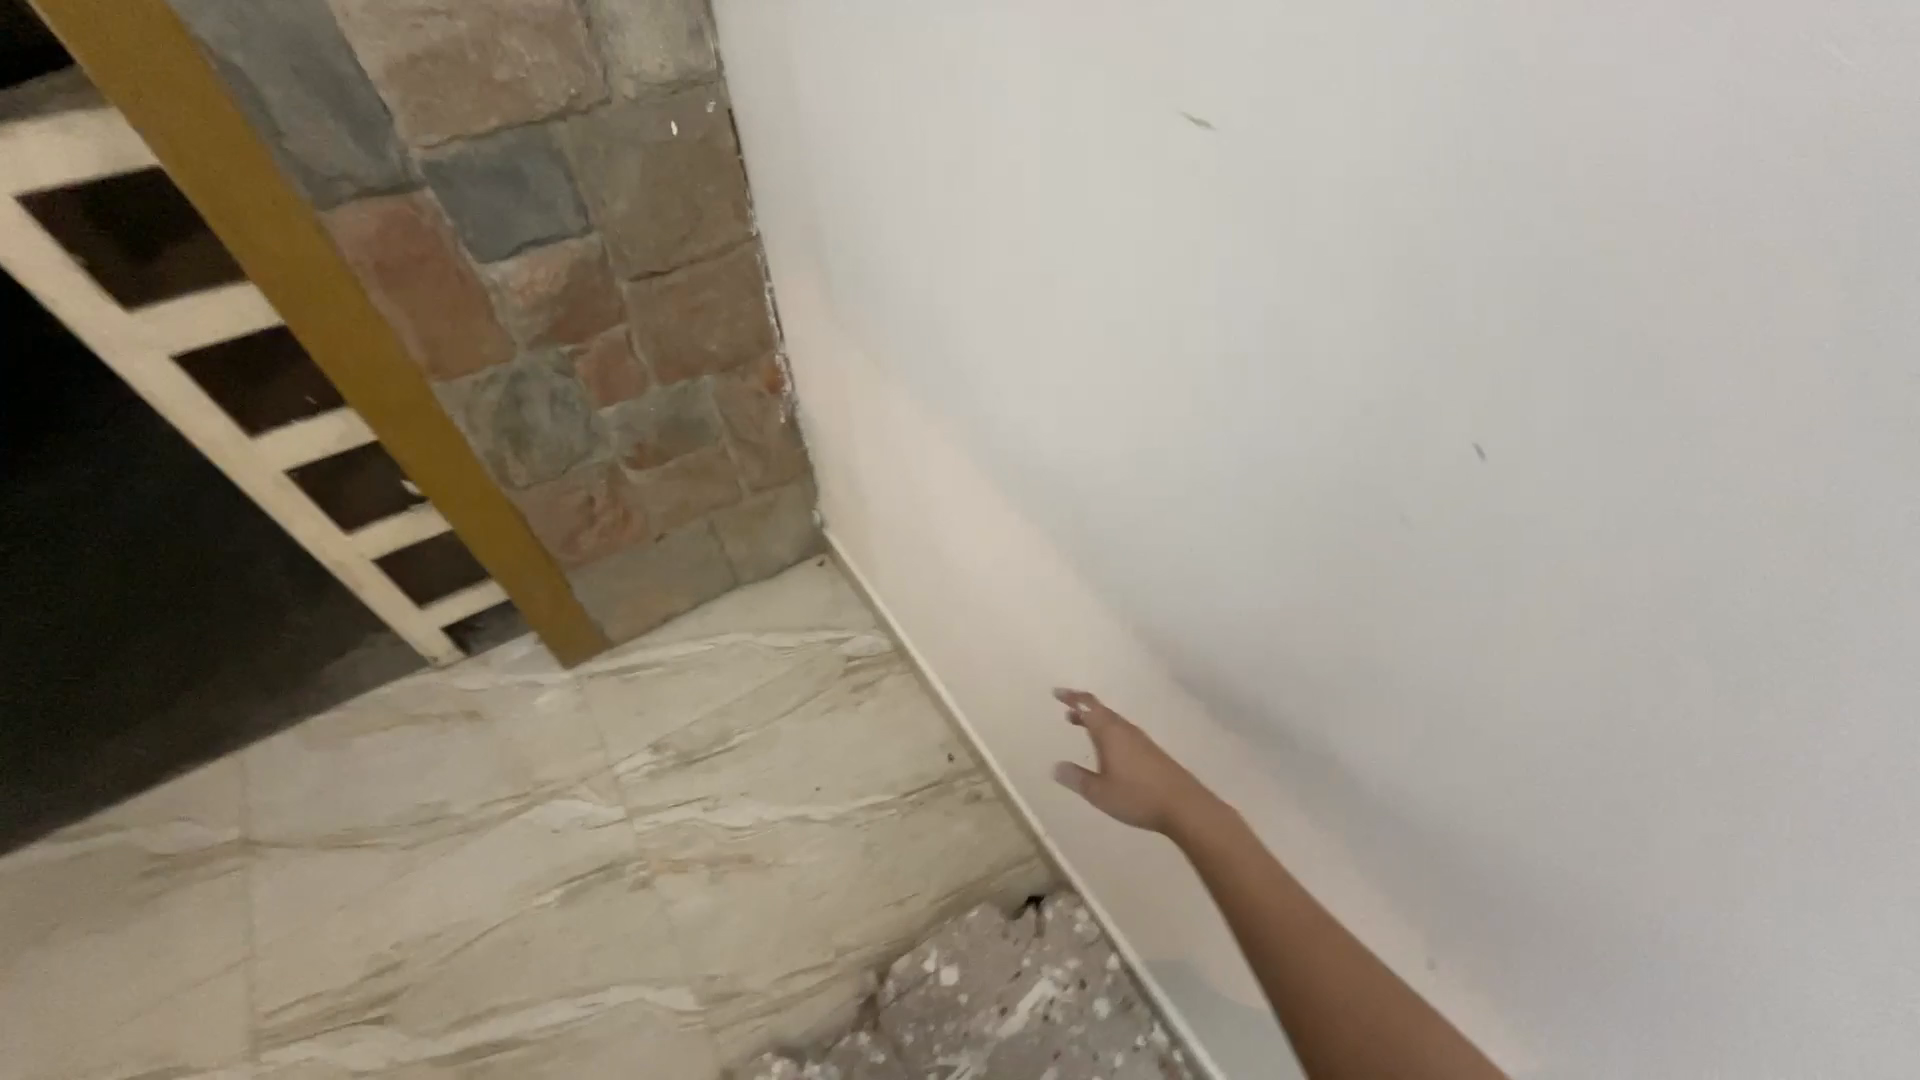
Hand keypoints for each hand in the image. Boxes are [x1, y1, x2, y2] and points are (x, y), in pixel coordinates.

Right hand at [1052, 688, 1220, 834]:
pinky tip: (1110, 752)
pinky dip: (1110, 734)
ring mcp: (1142, 741)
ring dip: (1097, 723)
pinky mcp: (1152, 753)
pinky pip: (1124, 734)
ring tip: (1084, 729)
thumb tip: (1056, 767)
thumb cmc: (1137, 796)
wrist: (1184, 806)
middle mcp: (1126, 731)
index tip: (1057, 693)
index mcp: (1110, 733)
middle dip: (1083, 710)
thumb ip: (1076, 778)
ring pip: (1114, 723)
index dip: (1072, 697)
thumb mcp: (1099, 792)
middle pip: (1102, 712)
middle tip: (1067, 714)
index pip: (1088, 706)